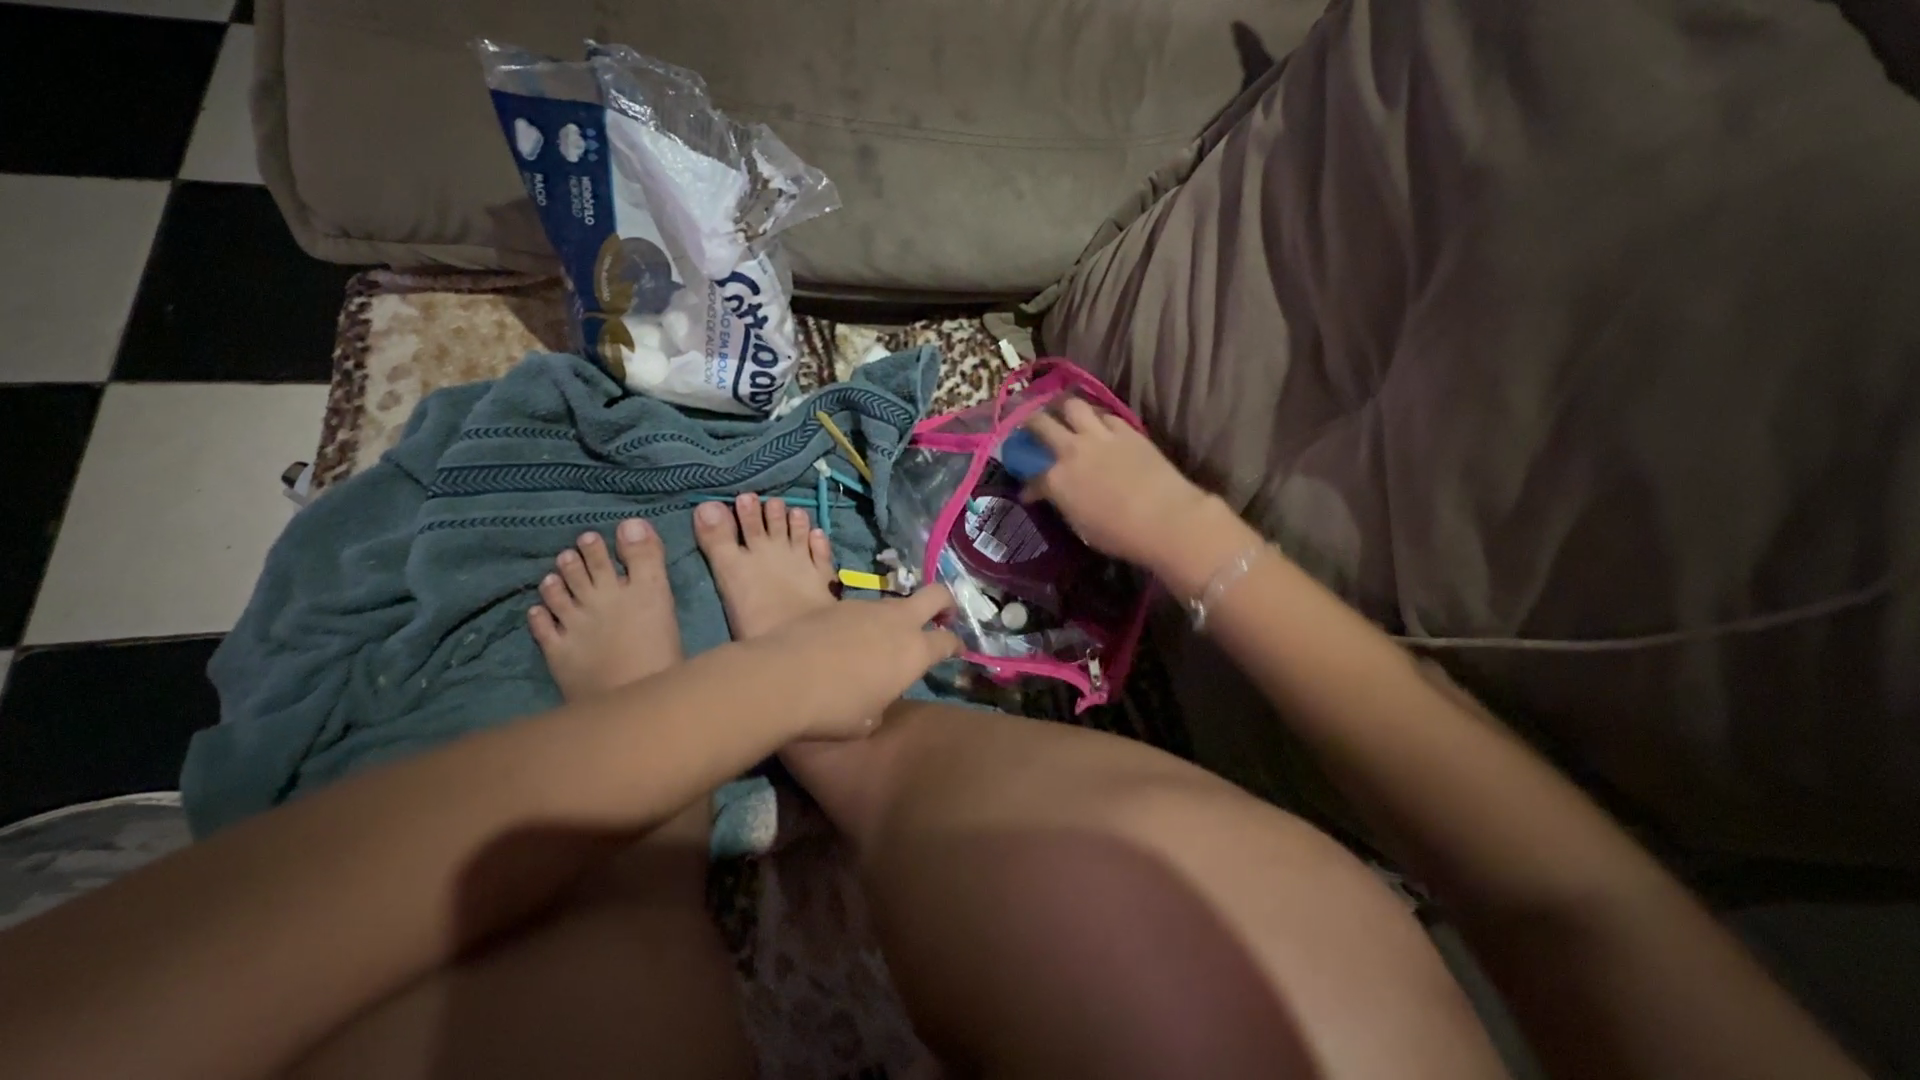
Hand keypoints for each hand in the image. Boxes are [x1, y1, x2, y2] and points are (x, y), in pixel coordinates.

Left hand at [741, 586, 960, 740]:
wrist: (782, 679)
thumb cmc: (834, 709)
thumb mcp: (868, 719)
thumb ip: (883, 700)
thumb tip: (877, 696)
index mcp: (914, 652)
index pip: (948, 641)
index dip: (955, 645)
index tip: (956, 651)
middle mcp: (896, 622)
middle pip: (935, 595)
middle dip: (944, 605)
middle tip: (940, 619)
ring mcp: (863, 607)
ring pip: (891, 603)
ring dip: (893, 619)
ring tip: (877, 644)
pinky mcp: (833, 605)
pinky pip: (857, 611)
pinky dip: (859, 625)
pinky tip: (842, 645)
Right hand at [1023, 399, 1265, 598]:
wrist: (1165, 518)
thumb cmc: (1119, 534)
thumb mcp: (1080, 526)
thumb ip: (1064, 504)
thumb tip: (1057, 497)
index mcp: (1056, 480)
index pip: (1031, 477)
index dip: (1027, 484)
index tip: (1029, 491)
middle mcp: (1071, 450)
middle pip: (1040, 423)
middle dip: (1029, 423)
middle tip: (1030, 426)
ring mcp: (1099, 436)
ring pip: (1072, 405)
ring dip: (1063, 409)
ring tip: (1064, 414)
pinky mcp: (1126, 430)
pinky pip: (1105, 415)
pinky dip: (1098, 419)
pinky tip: (1099, 426)